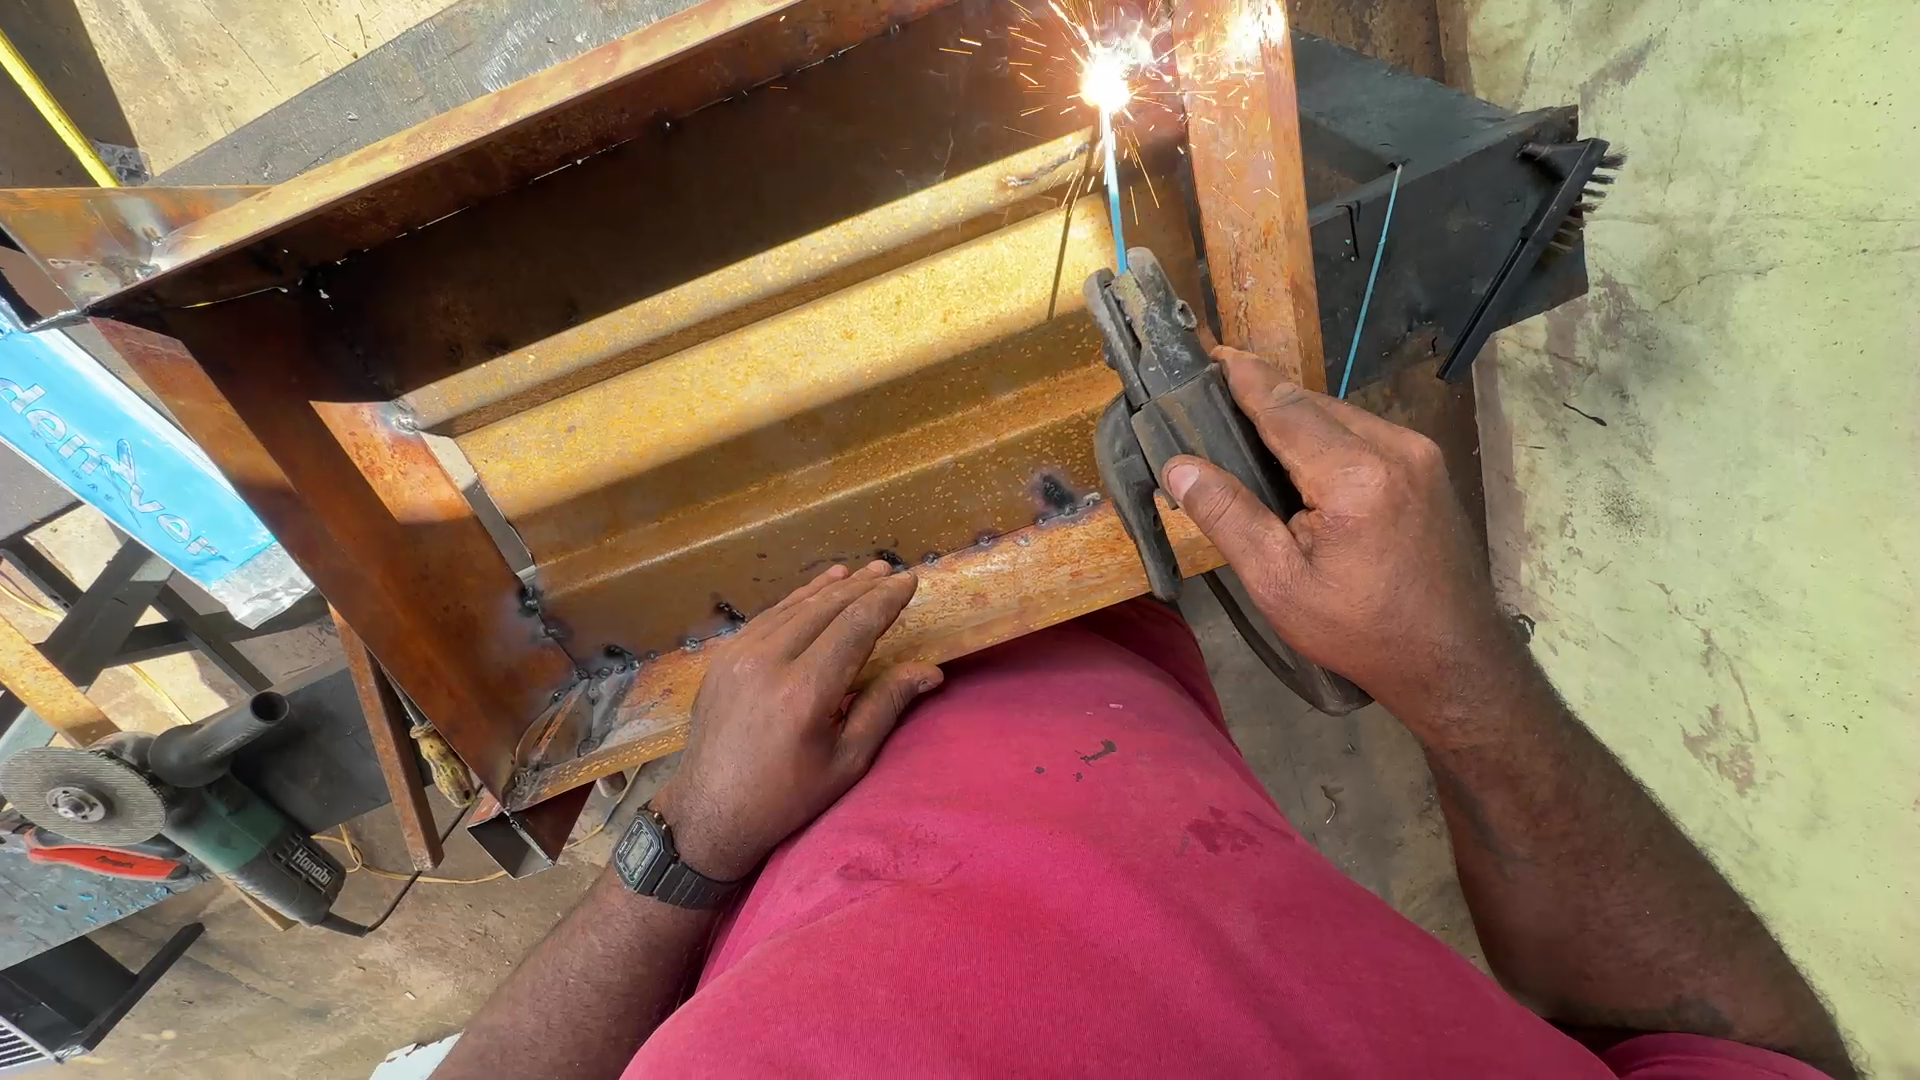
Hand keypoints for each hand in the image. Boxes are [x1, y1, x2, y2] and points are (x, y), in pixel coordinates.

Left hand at [651, 562, 941, 879]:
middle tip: (890, 571)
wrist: (707, 815)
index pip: (855, 627)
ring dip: (832, 587)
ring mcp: (739, 655)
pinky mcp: (723, 657)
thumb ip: (886, 706)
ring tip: (861, 572)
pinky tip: (818, 589)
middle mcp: (769, 662)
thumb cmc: (787, 797)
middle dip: (863, 587)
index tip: (910, 581)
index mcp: (804, 692)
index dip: (886, 601)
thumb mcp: (847, 760)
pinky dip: (798, 599)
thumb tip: (931, 671)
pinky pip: (769, 616)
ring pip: (796, 606)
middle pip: (826, 608)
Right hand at [1161, 347, 1516, 719]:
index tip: (1212, 353)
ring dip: (1294, 416)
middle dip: (1264, 395)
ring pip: (1340, 415)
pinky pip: (1363, 433)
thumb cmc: (1357, 629)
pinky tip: (1299, 457)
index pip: (1285, 407)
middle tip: (1214, 394)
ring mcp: (1419, 454)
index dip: (1244, 378)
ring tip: (1247, 426)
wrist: (1451, 660)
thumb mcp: (1277, 582)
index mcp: (1354, 475)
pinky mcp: (1428, 467)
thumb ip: (1228, 517)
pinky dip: (1323, 434)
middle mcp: (1394, 448)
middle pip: (1313, 404)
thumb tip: (1179, 468)